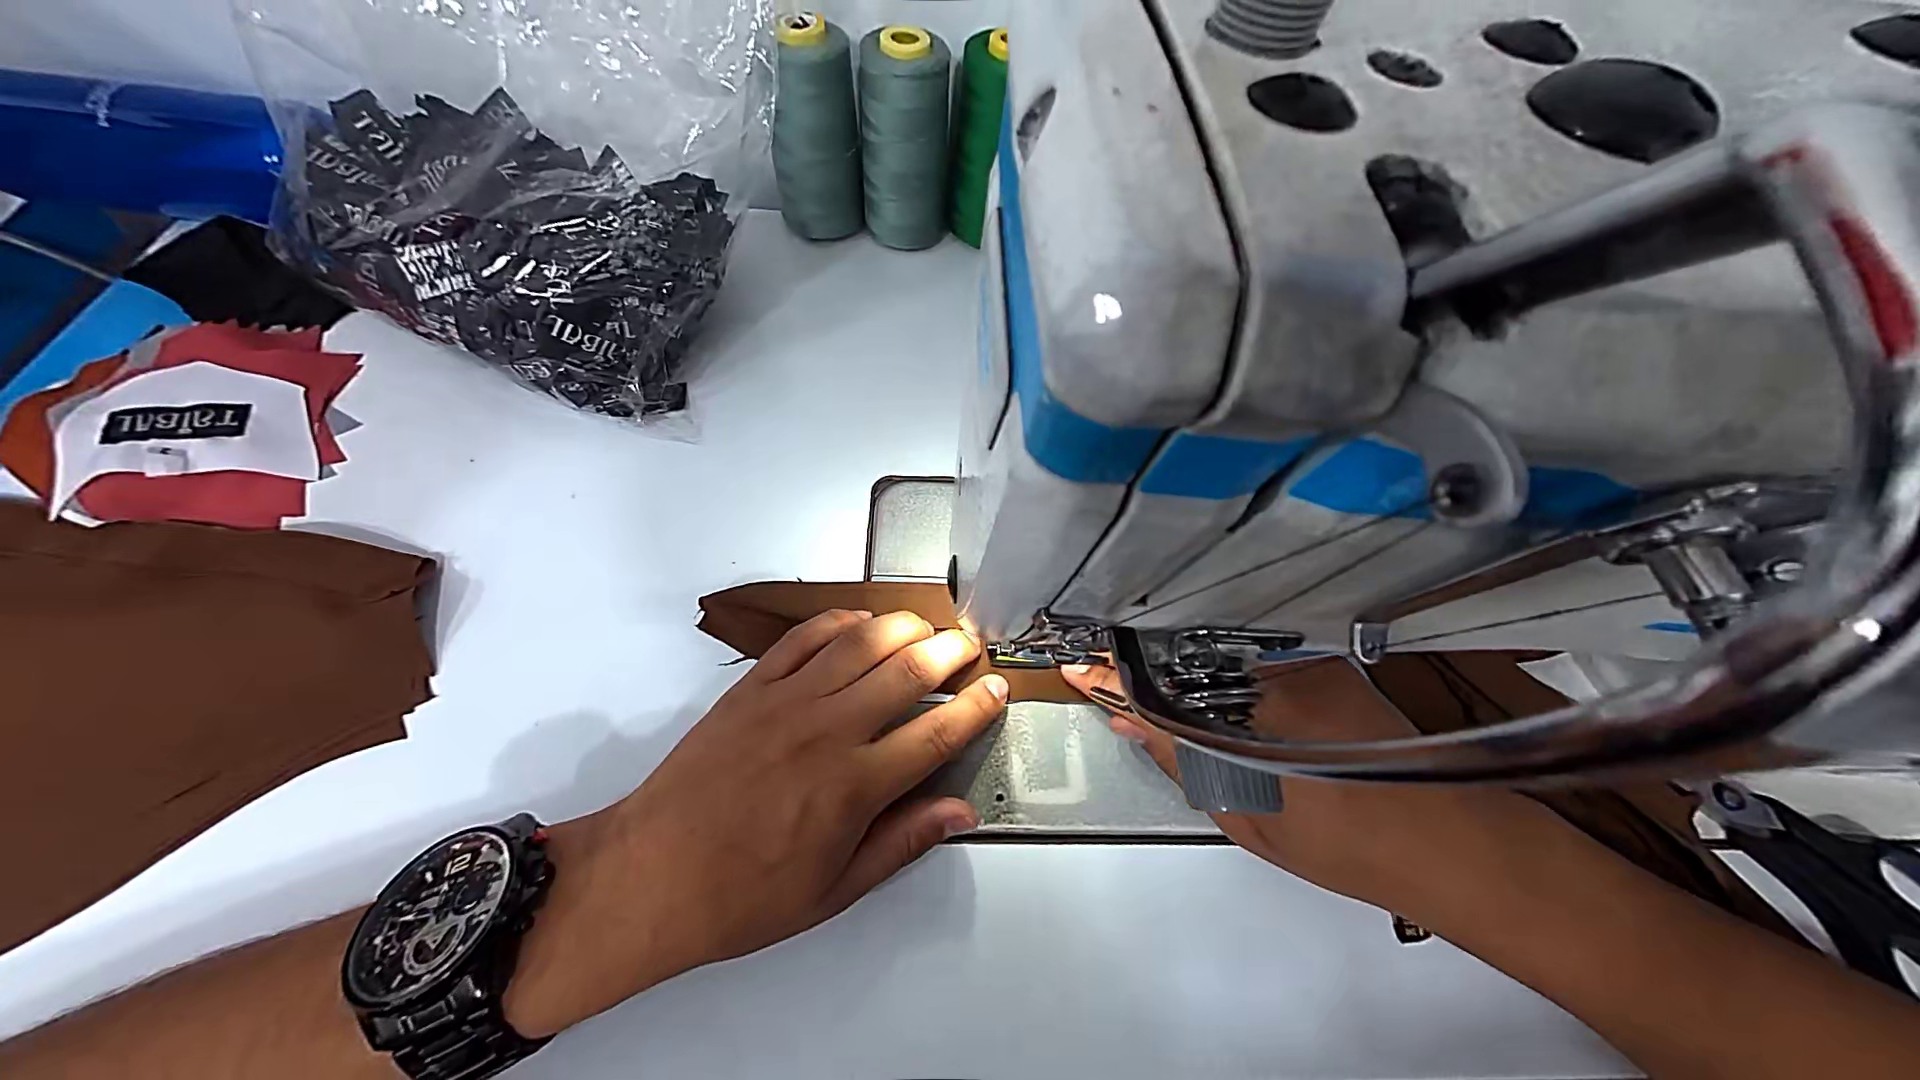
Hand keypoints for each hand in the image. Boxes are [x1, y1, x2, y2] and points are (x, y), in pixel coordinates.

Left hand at [504, 610, 1006, 1036]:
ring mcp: (788, 700)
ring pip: (861, 641)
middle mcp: (828, 731)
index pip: (937, 731)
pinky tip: (860, 623)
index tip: (997, 689)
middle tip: (968, 645)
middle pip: (908, 670)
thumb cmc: (743, 893)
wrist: (650, 875)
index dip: (977, 707)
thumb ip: (903, 842)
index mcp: (855, 786)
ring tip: (925, 627)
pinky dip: (840, 620)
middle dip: (950, 650)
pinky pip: (805, 637)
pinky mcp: (752, 686)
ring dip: (903, 625)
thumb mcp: (834, 889)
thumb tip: (959, 812)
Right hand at [1062, 657, 1567, 922]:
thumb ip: (1183, 763)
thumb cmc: (1350, 846)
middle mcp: (1274, 678)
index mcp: (1249, 721)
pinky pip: (1260, 665)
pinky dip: (1245, 687)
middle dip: (1163, 689)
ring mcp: (1304, 665)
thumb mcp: (1248, 819)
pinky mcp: (1327, 662)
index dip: (1114, 683)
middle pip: (1189, 671)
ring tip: (1234, 737)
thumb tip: (1131, 724)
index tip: (1080, 671)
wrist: (1460, 845)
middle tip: (1152, 717)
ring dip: (1208, 690)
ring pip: (1225, 667)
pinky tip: (1270, 725)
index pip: (1160, 694)